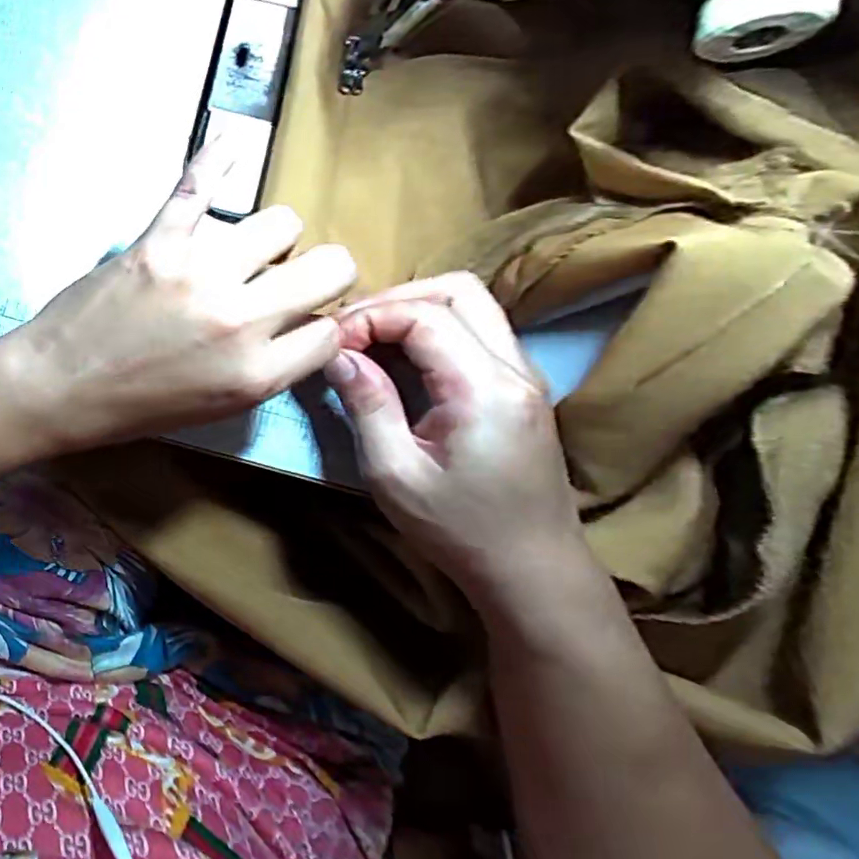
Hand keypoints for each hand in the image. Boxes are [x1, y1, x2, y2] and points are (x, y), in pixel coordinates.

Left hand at [0, 139, 356, 452]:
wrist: (56, 388)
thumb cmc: (128, 408)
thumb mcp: (211, 407)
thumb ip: (262, 368)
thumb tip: (297, 325)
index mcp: (255, 374)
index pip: (330, 331)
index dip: (317, 323)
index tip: (297, 319)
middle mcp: (239, 321)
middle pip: (329, 266)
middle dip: (319, 272)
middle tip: (286, 278)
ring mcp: (198, 275)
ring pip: (279, 222)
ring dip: (267, 237)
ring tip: (239, 249)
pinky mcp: (157, 244)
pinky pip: (198, 187)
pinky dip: (214, 161)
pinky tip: (228, 145)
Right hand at [324, 273, 590, 609]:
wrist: (529, 568)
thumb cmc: (456, 526)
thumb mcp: (393, 471)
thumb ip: (367, 403)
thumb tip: (337, 354)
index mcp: (485, 388)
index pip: (424, 315)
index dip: (369, 318)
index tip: (329, 345)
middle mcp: (514, 368)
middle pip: (457, 290)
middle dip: (392, 299)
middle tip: (347, 331)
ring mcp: (523, 375)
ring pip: (470, 305)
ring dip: (412, 309)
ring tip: (365, 340)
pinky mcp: (517, 387)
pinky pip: (474, 331)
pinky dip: (430, 329)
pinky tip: (395, 358)